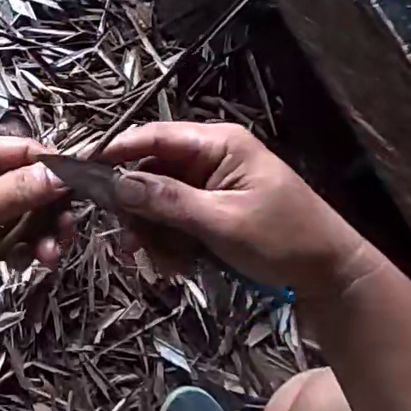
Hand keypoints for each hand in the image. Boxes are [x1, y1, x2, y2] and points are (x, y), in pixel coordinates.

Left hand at [0, 136, 70, 321]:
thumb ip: (20, 189)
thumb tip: (64, 173)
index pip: (28, 152)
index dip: (57, 170)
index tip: (82, 192)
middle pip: (35, 187)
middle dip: (54, 210)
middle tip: (66, 233)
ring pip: (31, 215)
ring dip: (46, 234)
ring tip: (49, 256)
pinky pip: (19, 237)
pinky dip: (31, 248)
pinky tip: (36, 262)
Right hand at [100, 122, 384, 299]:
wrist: (328, 275)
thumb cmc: (283, 239)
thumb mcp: (222, 221)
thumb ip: (167, 200)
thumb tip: (116, 183)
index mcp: (218, 143)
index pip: (154, 136)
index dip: (116, 151)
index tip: (82, 172)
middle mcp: (209, 157)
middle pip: (150, 172)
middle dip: (138, 210)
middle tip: (130, 244)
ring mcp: (209, 184)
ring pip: (157, 200)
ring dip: (154, 233)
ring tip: (167, 263)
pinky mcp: (210, 209)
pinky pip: (173, 219)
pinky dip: (169, 242)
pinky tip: (179, 265)